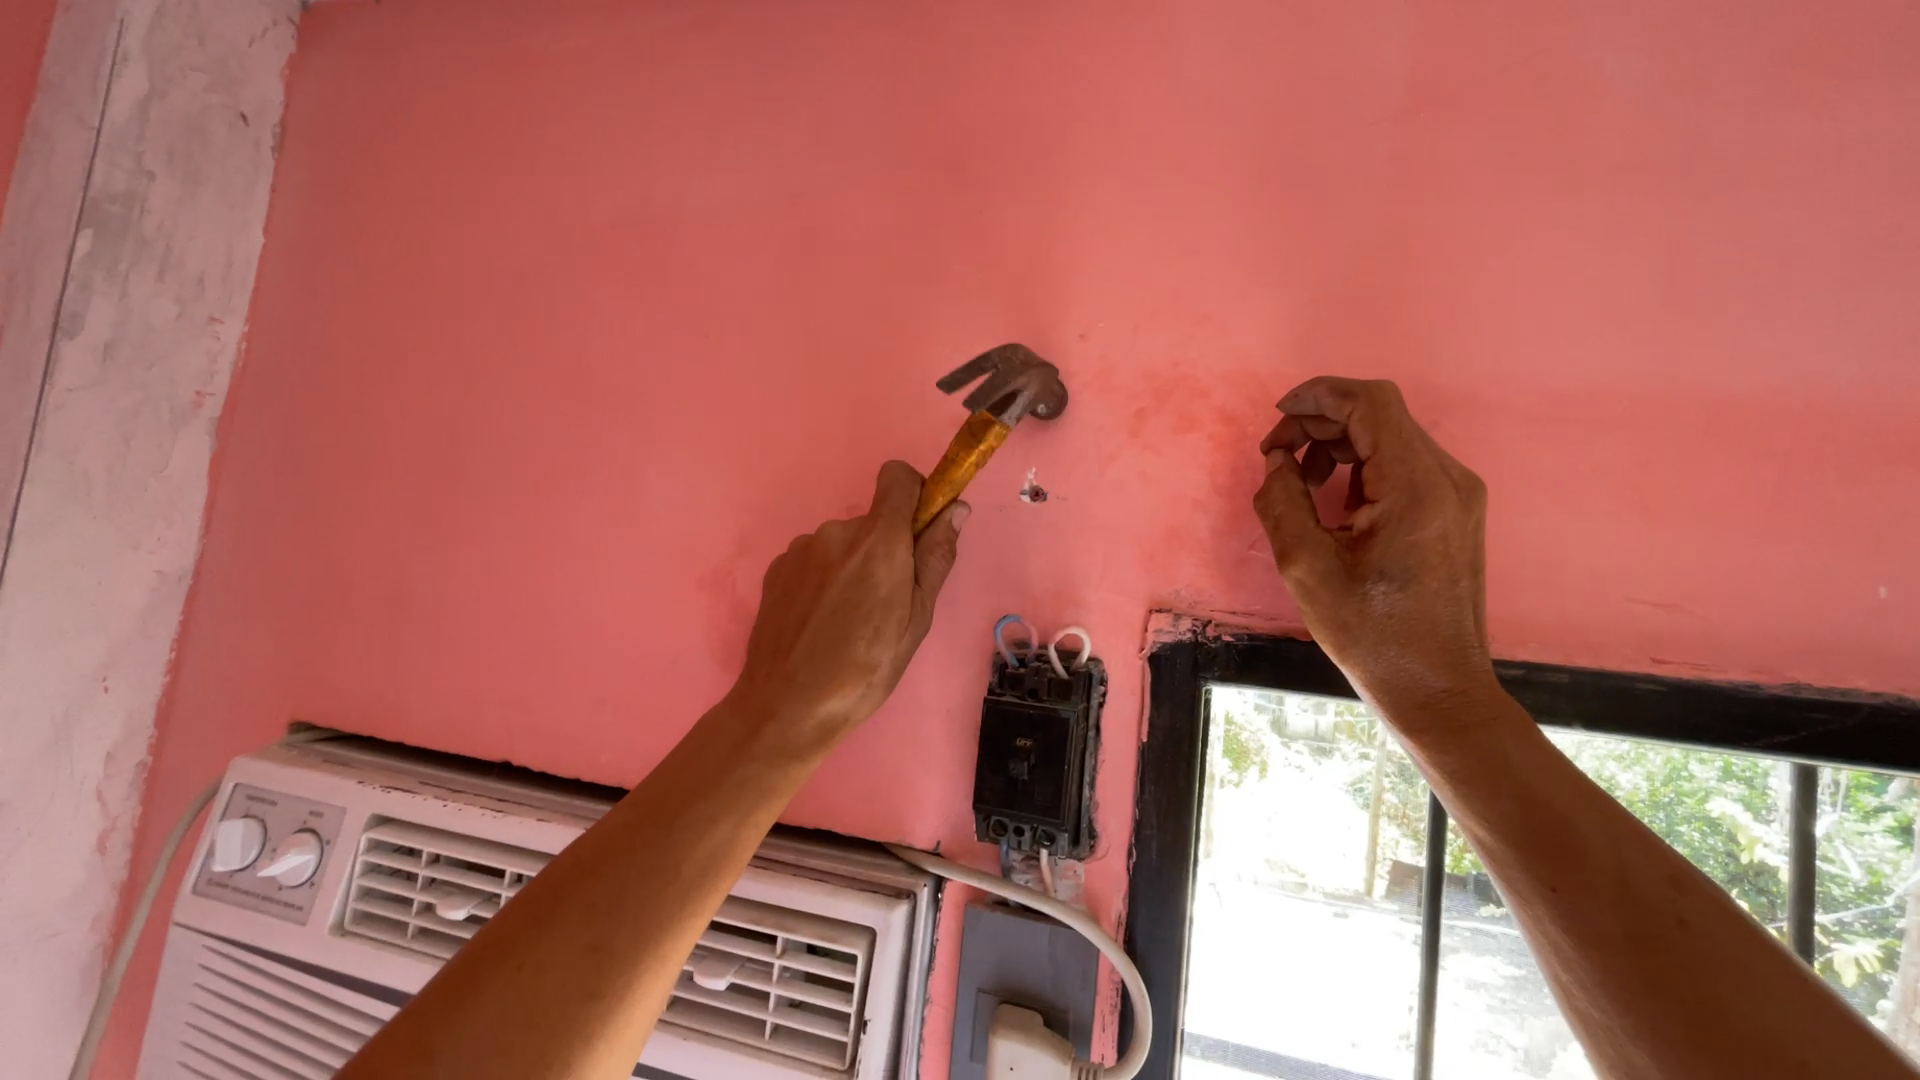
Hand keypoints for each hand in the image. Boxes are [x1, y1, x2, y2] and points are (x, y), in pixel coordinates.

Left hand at [729, 461, 966, 749]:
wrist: (787, 707)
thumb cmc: (866, 669)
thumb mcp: (917, 619)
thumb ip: (936, 557)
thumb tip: (955, 509)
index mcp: (878, 540)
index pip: (897, 476)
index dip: (915, 493)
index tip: (920, 531)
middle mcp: (836, 532)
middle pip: (872, 522)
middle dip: (885, 551)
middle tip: (886, 606)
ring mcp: (800, 550)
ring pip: (842, 546)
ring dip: (851, 569)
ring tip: (848, 623)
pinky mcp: (776, 570)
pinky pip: (814, 562)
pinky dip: (824, 582)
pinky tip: (820, 624)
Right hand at [1253, 377, 1494, 714]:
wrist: (1437, 685)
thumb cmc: (1369, 632)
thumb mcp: (1305, 567)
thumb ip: (1282, 501)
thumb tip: (1278, 461)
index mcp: (1415, 486)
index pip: (1371, 403)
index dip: (1319, 395)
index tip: (1277, 415)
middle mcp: (1447, 477)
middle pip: (1380, 415)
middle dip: (1320, 422)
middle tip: (1276, 457)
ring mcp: (1457, 494)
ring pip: (1391, 437)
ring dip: (1338, 444)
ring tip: (1299, 481)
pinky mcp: (1454, 511)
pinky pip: (1402, 465)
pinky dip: (1360, 466)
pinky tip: (1333, 500)